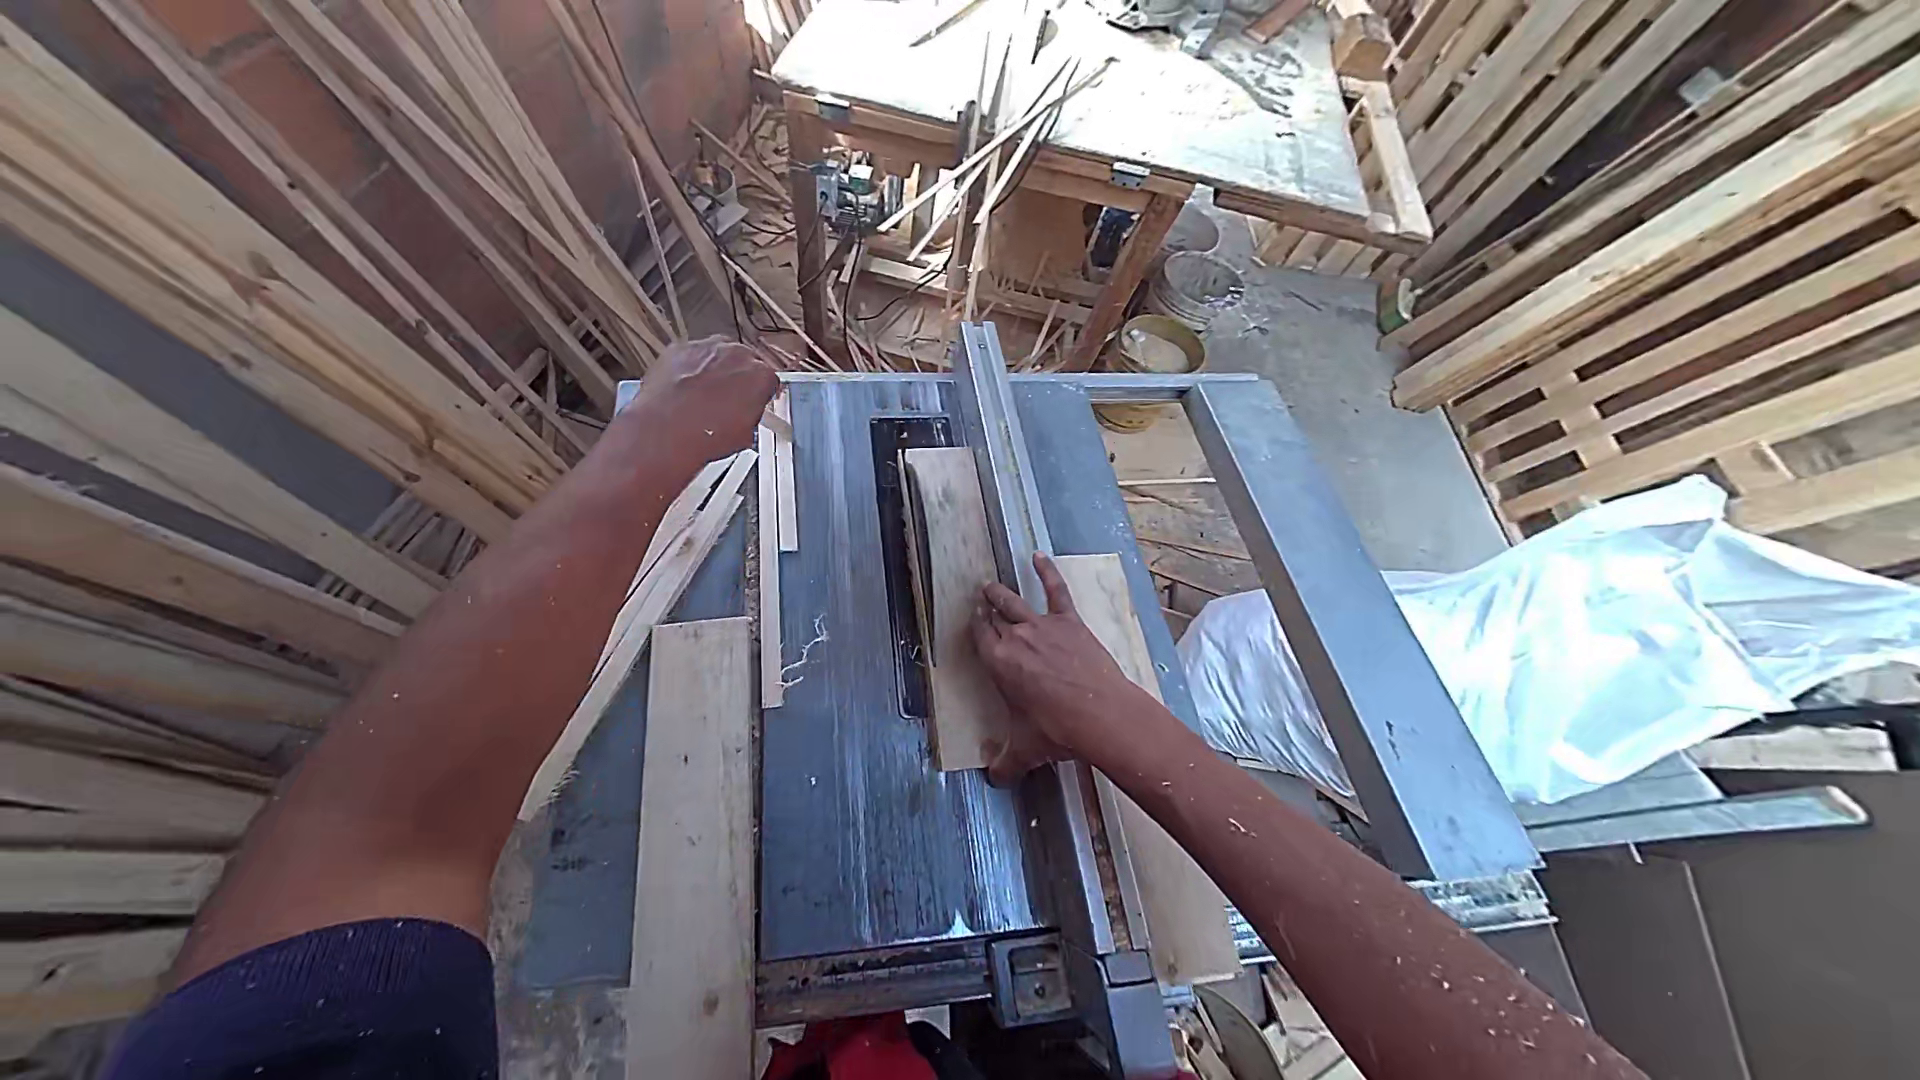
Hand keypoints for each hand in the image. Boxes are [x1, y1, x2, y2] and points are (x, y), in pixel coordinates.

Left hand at [619, 336, 778, 462]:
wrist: (666, 432)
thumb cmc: (704, 435)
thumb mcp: (746, 434)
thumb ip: (752, 414)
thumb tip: (745, 415)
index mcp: (760, 375)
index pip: (769, 380)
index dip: (762, 393)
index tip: (755, 401)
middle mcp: (736, 355)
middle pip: (744, 362)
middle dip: (739, 378)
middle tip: (730, 400)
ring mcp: (707, 349)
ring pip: (717, 356)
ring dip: (715, 371)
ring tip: (705, 396)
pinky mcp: (680, 349)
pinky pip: (691, 356)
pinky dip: (690, 368)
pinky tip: (686, 390)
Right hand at [969, 553, 1162, 785]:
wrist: (1101, 715)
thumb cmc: (1058, 730)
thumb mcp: (1026, 750)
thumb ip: (1005, 764)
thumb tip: (994, 781)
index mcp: (998, 663)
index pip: (979, 636)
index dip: (974, 627)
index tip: (972, 620)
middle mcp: (1015, 638)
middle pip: (994, 617)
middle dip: (984, 608)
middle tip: (979, 600)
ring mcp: (1042, 626)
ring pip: (1014, 601)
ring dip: (1000, 592)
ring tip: (991, 585)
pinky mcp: (1069, 621)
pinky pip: (1055, 590)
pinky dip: (1047, 571)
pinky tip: (1039, 557)